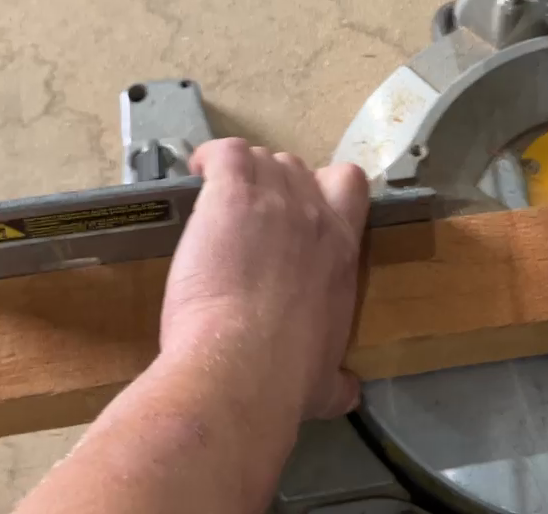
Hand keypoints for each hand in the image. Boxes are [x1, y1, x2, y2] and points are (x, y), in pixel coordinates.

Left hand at [161, 139, 369, 418]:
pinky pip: (226, 153)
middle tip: (250, 211)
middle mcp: (314, 214)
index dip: (326, 184)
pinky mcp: (232, 195)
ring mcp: (275, 200)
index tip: (303, 203)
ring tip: (217, 196)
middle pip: (297, 167)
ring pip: (262, 157)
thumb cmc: (287, 375)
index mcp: (340, 248)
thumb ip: (336, 379)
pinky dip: (211, 157)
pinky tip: (197, 170)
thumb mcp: (323, 380)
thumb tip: (349, 394)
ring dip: (242, 172)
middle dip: (275, 182)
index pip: (350, 185)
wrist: (243, 365)